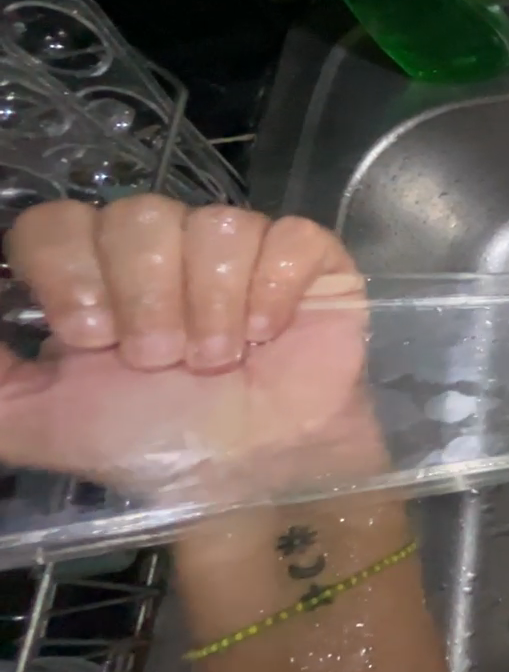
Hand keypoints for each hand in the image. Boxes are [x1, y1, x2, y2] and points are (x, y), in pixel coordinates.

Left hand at [0, 196, 373, 495]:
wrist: (253, 457)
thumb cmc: (148, 434)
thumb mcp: (24, 417)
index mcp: (98, 271)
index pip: (61, 220)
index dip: (70, 269)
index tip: (91, 338)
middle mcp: (171, 247)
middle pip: (144, 214)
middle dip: (149, 295)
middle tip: (161, 357)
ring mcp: (249, 247)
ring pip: (222, 224)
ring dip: (214, 300)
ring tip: (220, 355)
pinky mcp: (316, 256)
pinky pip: (293, 237)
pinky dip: (275, 286)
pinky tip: (270, 330)